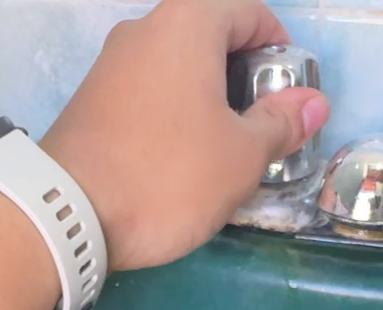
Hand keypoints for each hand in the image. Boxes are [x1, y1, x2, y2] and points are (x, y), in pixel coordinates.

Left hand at [42, 0, 329, 270]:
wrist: (69, 215)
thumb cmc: (168, 177)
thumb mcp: (240, 157)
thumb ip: (280, 124)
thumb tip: (313, 103)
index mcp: (187, 23)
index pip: (246, 8)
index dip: (278, 45)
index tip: (288, 91)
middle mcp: (143, 30)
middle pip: (208, 37)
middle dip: (242, 78)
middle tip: (260, 129)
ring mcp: (109, 67)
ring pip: (174, 71)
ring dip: (206, 102)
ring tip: (221, 153)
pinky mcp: (89, 105)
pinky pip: (145, 98)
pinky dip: (171, 118)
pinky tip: (177, 164)